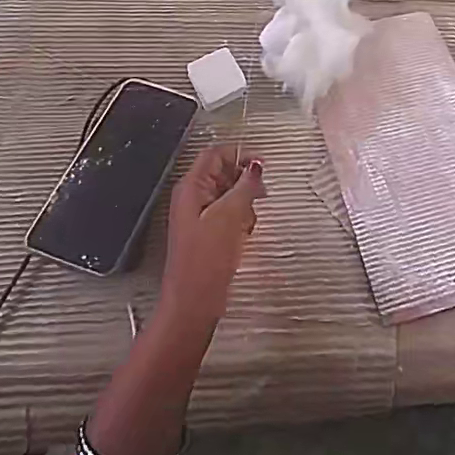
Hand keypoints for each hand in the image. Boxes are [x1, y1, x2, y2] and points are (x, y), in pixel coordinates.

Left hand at [161, 147, 266, 330]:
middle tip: (260, 196)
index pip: (215, 154)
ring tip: (247, 223)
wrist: (194, 301)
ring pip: (229, 196)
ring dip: (244, 204)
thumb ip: (244, 187)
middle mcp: (193, 198)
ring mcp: (200, 217)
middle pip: (223, 174)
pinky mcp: (208, 234)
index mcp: (191, 187)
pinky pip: (229, 216)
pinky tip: (243, 235)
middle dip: (244, 183)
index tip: (263, 164)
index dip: (240, 154)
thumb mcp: (229, 216)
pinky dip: (240, 221)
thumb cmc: (205, 260)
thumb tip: (255, 166)